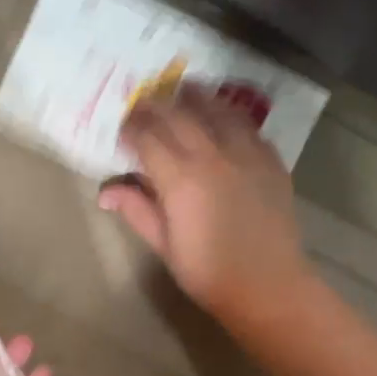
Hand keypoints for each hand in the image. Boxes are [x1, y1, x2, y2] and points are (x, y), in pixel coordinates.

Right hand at [101, 84, 314, 320]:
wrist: (265, 284)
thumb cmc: (207, 273)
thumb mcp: (164, 246)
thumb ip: (137, 211)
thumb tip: (106, 191)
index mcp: (181, 179)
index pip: (148, 138)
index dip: (131, 129)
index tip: (121, 128)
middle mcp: (213, 155)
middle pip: (179, 116)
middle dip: (157, 106)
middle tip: (143, 102)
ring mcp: (246, 152)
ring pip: (217, 109)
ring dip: (196, 98)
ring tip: (183, 91)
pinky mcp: (270, 158)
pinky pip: (246, 125)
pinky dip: (228, 115)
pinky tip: (222, 117)